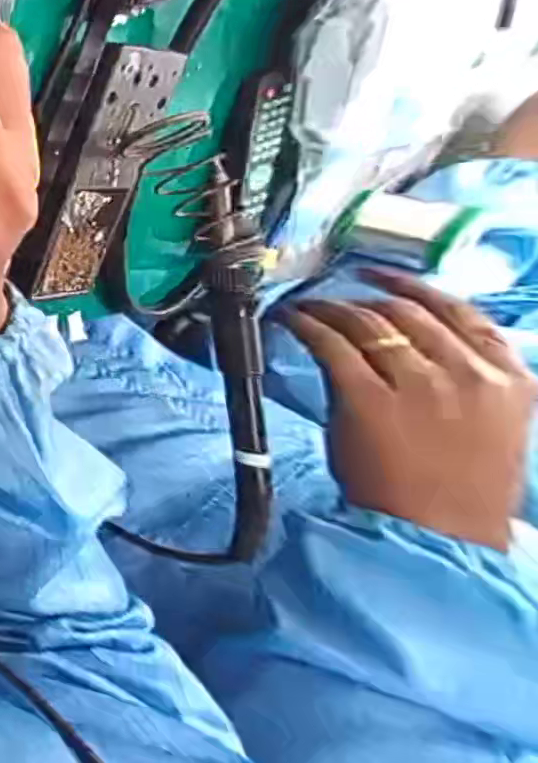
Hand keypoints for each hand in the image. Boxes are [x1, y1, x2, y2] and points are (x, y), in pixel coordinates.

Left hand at [286, 268, 534, 550]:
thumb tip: (423, 341)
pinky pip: (328, 344)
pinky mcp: (368, 397)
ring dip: (324, 308)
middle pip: (403, 313)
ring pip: (363, 323)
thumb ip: (468, 377)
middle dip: (358, 298)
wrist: (441, 523)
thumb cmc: (459, 475)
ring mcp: (419, 386)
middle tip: (326, 296)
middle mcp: (470, 376)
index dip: (412, 287)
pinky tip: (289, 320)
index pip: (462, 314)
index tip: (378, 274)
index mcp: (510, 380)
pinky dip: (304, 325)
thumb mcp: (491, 418)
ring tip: (302, 307)